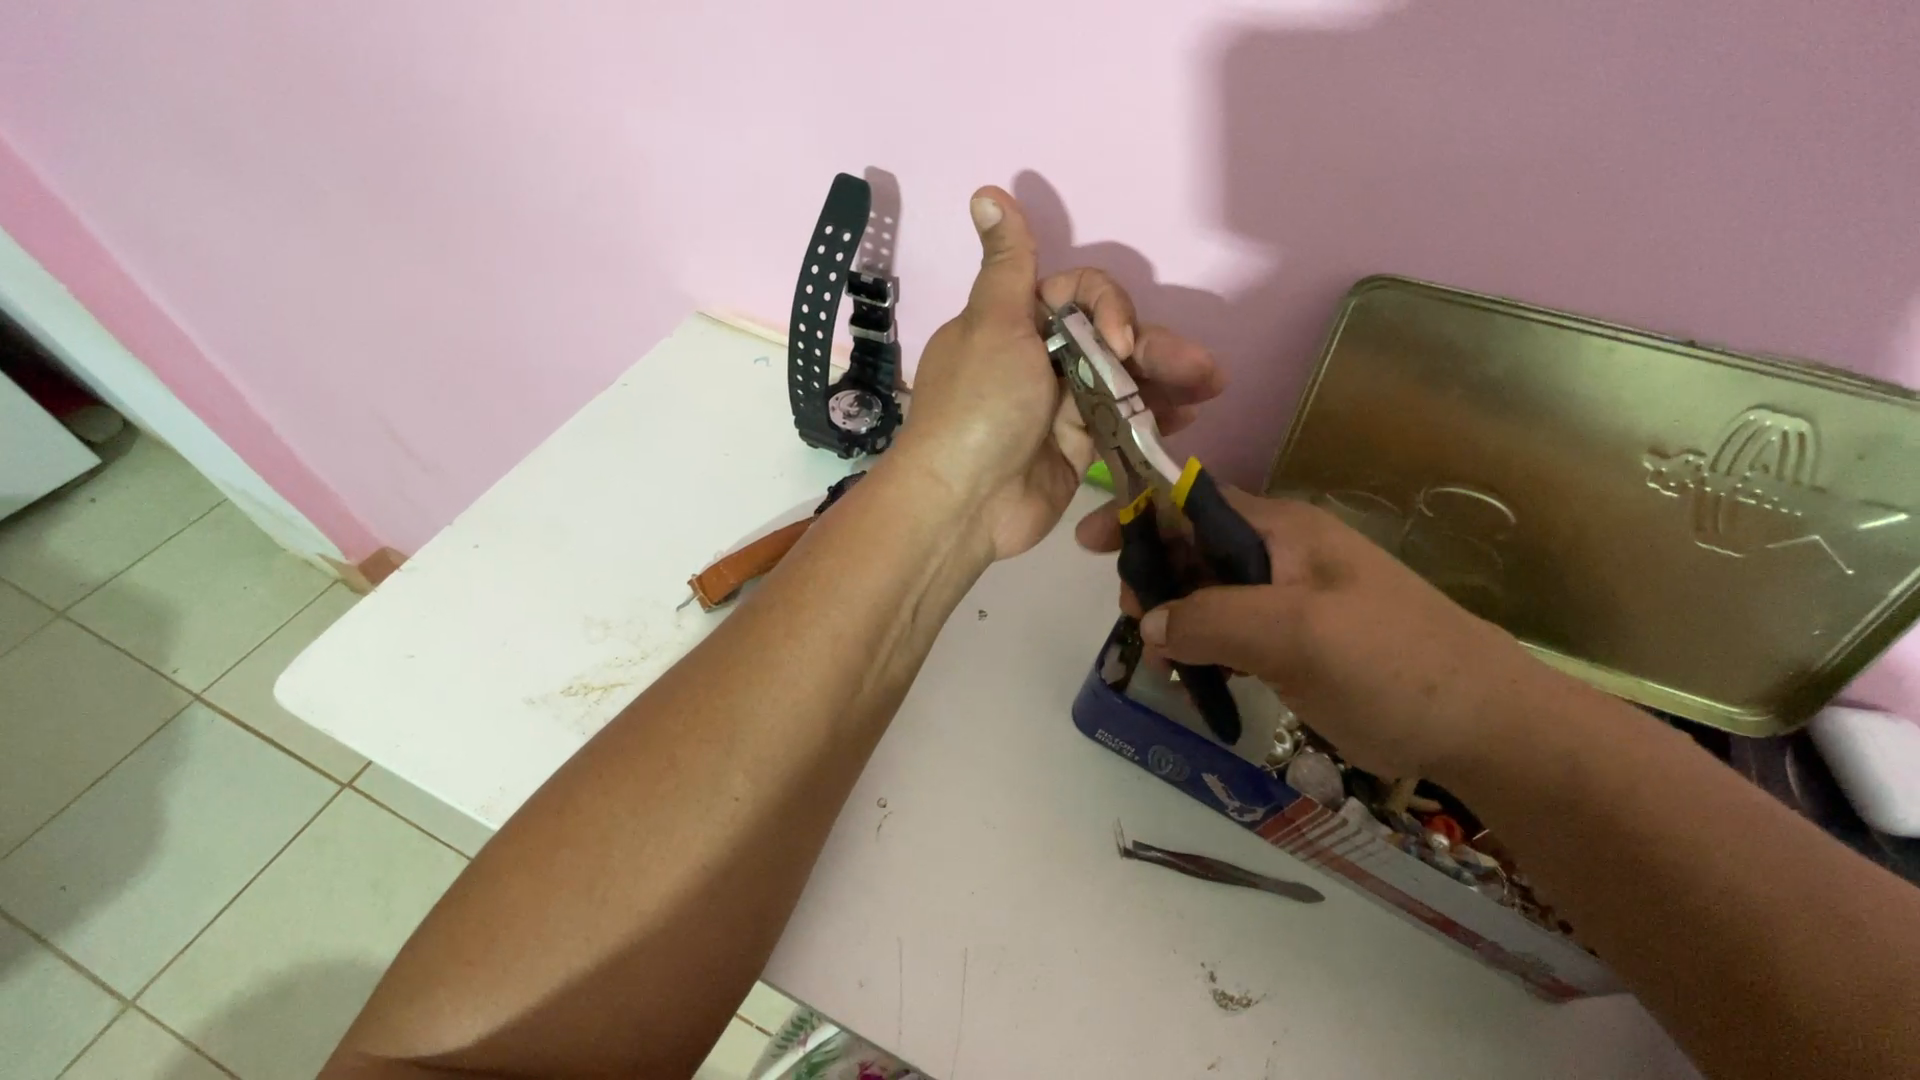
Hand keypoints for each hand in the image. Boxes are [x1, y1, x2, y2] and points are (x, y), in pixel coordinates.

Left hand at [890, 187, 1221, 560]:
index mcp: (1014, 321)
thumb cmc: (979, 407)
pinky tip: (1185, 417)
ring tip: (1209, 389)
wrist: (966, 501)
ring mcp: (1059, 404)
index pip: (1079, 293)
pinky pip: (1123, 420)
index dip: (1109, 308)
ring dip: (1168, 380)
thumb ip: (1007, 263)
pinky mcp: (1077, 445)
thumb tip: (986, 192)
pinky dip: (1153, 416)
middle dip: (1156, 347)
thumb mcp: (992, 324)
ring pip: (1124, 378)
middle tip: (1202, 370)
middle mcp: (1038, 357)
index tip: (1117, 342)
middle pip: (1111, 337)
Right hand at [1076, 489, 1567, 782]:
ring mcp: (1287, 601)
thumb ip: (1211, 619)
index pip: (1192, 500)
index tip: (1090, 542)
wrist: (1482, 726)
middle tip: (1131, 619)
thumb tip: (1147, 622)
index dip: (1139, 512)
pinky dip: (1199, 646)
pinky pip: (1227, 632)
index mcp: (1281, 530)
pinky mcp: (1293, 644)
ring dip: (1172, 616)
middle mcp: (1279, 556)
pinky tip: (1188, 674)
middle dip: (1151, 574)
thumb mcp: (1296, 632)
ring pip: (1206, 594)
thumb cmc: (1391, 663)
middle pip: (1192, 547)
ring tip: (1158, 656)